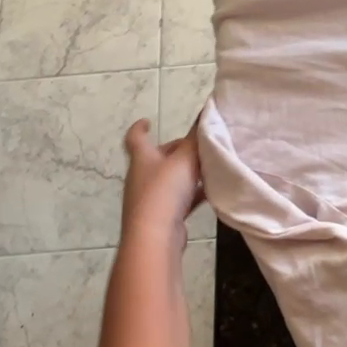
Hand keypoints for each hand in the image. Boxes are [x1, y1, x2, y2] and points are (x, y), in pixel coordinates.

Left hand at [121, 120, 202, 249]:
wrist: (154, 237)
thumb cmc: (165, 191)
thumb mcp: (185, 159)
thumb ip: (198, 136)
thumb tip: (207, 109)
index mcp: (142, 159)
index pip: (135, 138)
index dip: (139, 128)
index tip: (147, 121)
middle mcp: (141, 177)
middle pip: (156, 158)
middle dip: (174, 151)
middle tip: (196, 146)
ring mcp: (149, 199)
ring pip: (168, 180)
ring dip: (185, 173)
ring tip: (208, 168)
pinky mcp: (161, 218)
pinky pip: (178, 200)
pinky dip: (192, 194)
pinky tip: (211, 192)